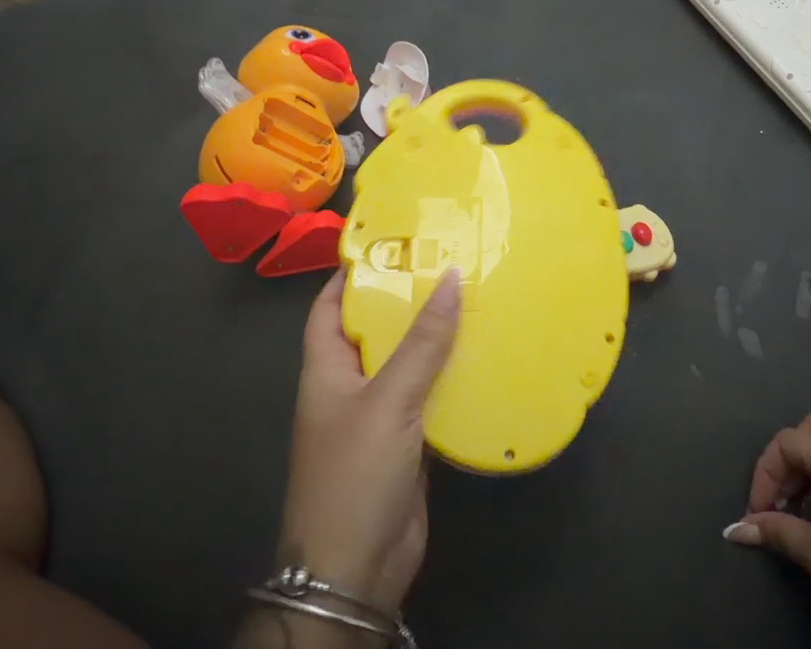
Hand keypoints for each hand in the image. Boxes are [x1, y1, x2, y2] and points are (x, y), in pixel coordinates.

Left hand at [275, 268, 461, 614]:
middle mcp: (349, 387)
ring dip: (434, 340)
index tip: (392, 242)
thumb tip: (451, 279)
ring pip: (407, 365)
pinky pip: (429, 399)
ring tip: (476, 301)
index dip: (351, 275)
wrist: (357, 567)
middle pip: (374, 332)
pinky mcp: (407, 444)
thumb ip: (421, 344)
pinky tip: (484, 360)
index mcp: (326, 370)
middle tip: (450, 264)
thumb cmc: (355, 473)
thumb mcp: (387, 401)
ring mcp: (379, 417)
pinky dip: (451, 380)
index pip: (328, 308)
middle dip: (405, 301)